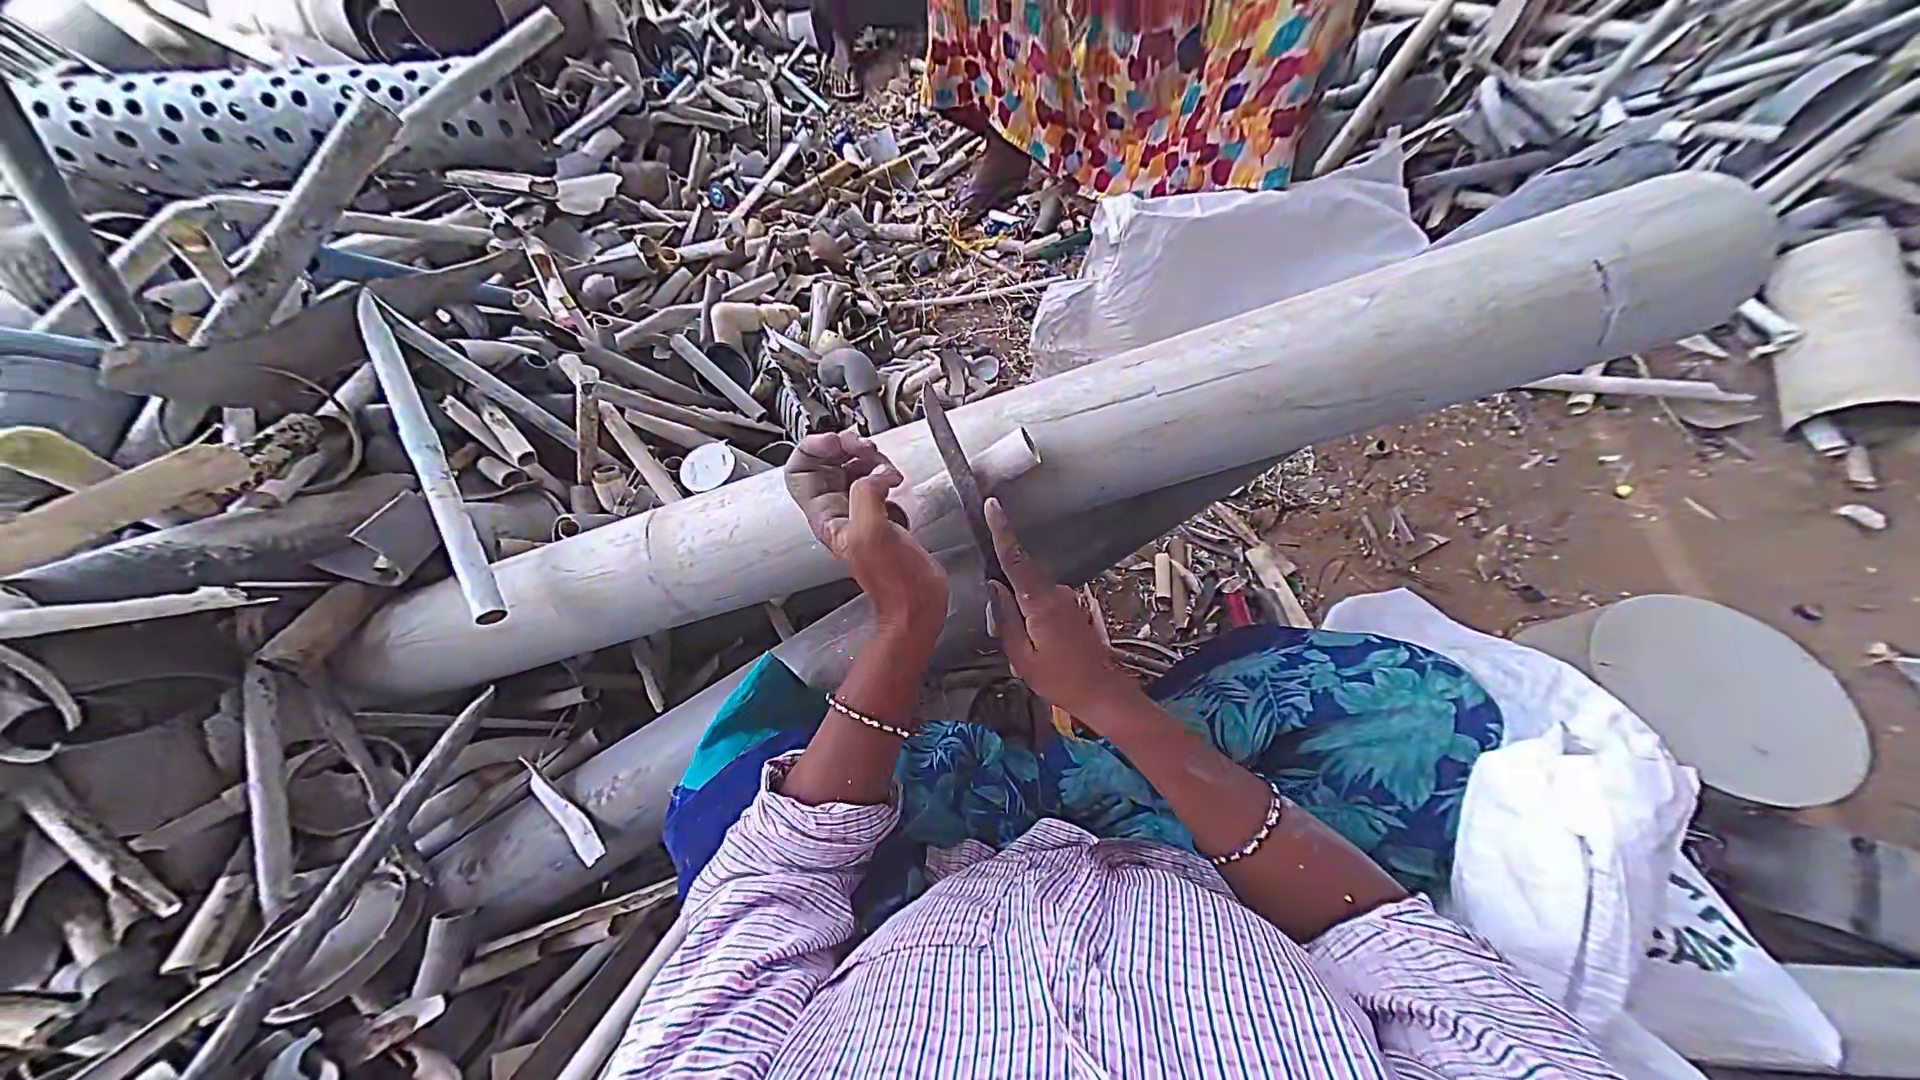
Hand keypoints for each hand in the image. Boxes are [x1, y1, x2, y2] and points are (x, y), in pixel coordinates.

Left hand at [786, 430, 947, 642]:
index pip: (800, 469)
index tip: (839, 443)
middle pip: (829, 463)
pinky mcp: (884, 515)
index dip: (814, 448)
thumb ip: (866, 493)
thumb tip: (876, 475)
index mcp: (825, 515)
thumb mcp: (871, 532)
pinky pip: (879, 482)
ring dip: (874, 461)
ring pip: (856, 468)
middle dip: (849, 448)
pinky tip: (895, 487)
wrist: (918, 601)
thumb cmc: (894, 582)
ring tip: (888, 470)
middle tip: (868, 450)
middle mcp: (838, 512)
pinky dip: (888, 477)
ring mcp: (861, 513)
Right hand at [985, 497, 1147, 723]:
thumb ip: (1004, 619)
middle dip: (1009, 599)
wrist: (1104, 695)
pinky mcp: (1075, 608)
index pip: (1015, 559)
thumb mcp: (1021, 657)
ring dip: (1025, 615)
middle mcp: (1057, 594)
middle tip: (1015, 642)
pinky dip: (1037, 619)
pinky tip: (1045, 650)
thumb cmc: (1060, 681)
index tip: (993, 507)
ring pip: (1033, 595)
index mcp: (1040, 604)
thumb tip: (994, 587)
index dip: (1002, 531)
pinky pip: (1046, 603)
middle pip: (1022, 579)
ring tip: (1034, 655)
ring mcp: (1069, 600)